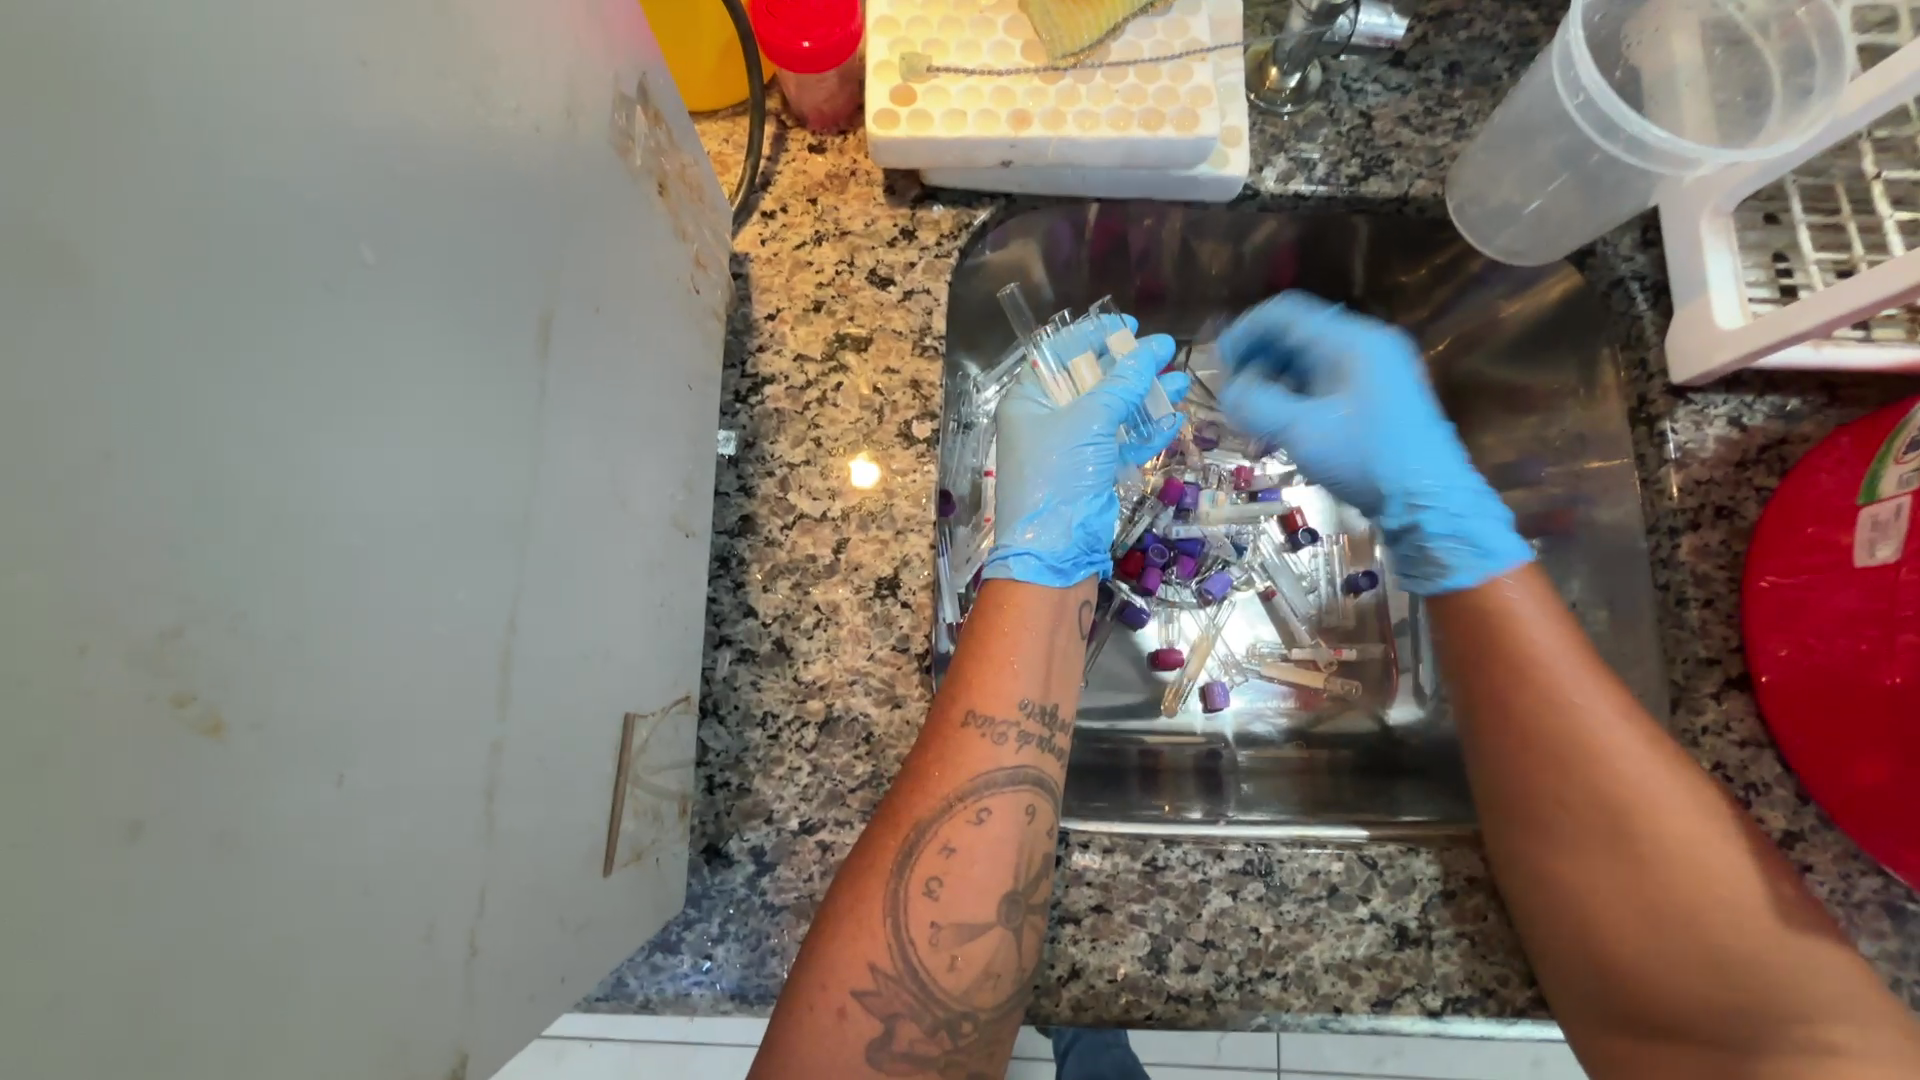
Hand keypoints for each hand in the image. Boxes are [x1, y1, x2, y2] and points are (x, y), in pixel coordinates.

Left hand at [985, 315, 1191, 588]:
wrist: (1055, 552)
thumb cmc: (1058, 476)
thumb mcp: (1089, 422)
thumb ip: (1123, 383)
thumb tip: (1158, 346)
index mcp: (1029, 400)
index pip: (1059, 354)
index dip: (1094, 335)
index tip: (1129, 325)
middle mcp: (1046, 419)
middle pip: (1090, 381)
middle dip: (1128, 367)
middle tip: (1163, 353)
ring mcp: (1070, 447)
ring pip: (1111, 413)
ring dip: (1144, 398)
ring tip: (1180, 382)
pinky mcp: (1091, 473)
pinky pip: (1120, 443)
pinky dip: (1145, 432)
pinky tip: (1173, 418)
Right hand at [1215, 292, 1531, 594]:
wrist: (1428, 502)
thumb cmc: (1365, 459)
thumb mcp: (1299, 431)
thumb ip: (1255, 403)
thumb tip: (1229, 391)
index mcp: (1351, 341)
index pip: (1284, 314)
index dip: (1243, 333)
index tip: (1218, 365)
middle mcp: (1364, 347)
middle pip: (1293, 337)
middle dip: (1255, 364)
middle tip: (1231, 397)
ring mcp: (1371, 374)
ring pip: (1304, 365)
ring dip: (1270, 388)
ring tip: (1249, 422)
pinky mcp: (1372, 400)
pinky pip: (1320, 387)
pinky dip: (1291, 403)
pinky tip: (1275, 434)